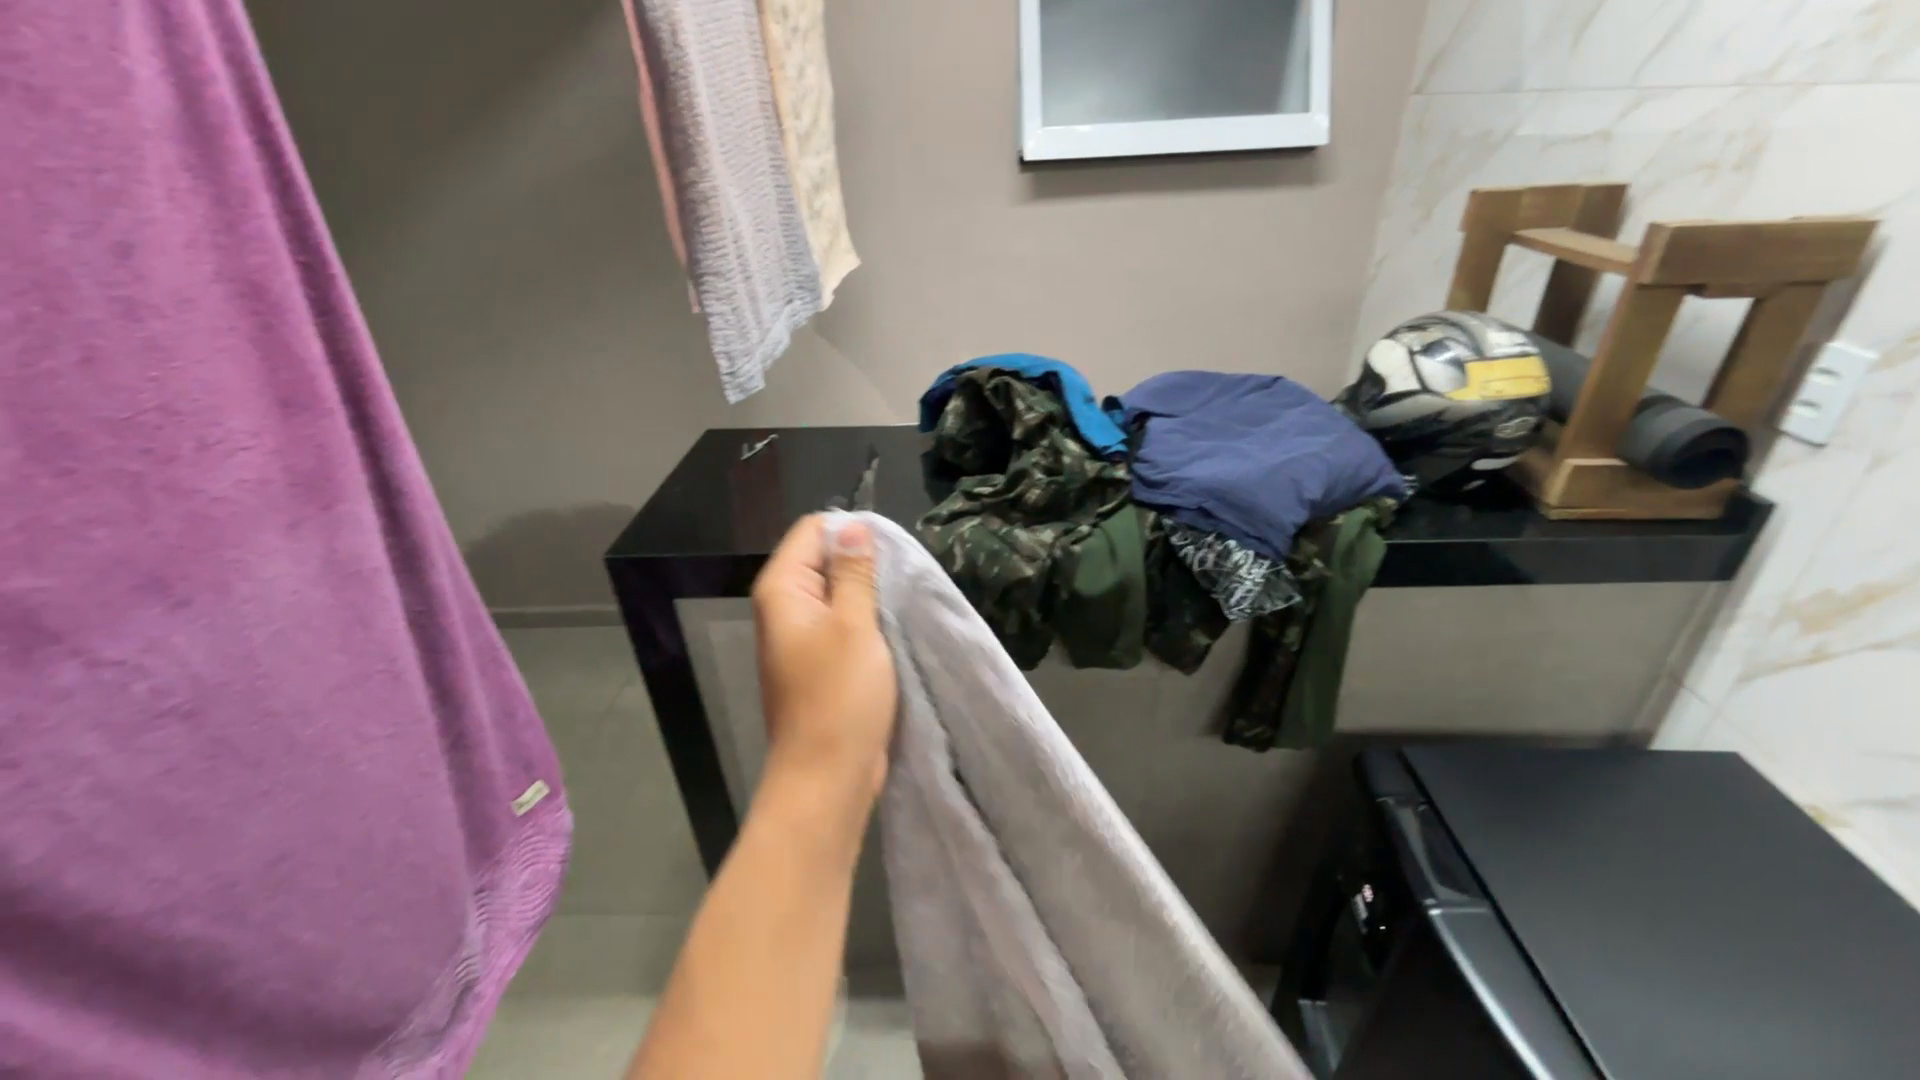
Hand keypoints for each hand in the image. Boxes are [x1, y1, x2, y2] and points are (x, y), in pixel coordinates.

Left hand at [751, 515, 896, 799]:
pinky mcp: (817, 663)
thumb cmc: (840, 696)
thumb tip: (853, 525)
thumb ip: (854, 572)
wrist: (827, 776)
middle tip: (898, 587)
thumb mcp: (856, 625)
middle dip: (863, 566)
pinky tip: (890, 635)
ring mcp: (800, 637)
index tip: (888, 558)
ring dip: (868, 598)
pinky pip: (842, 624)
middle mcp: (784, 607)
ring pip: (837, 594)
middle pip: (824, 560)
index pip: (813, 530)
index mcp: (782, 589)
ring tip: (898, 610)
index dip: (851, 534)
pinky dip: (866, 624)